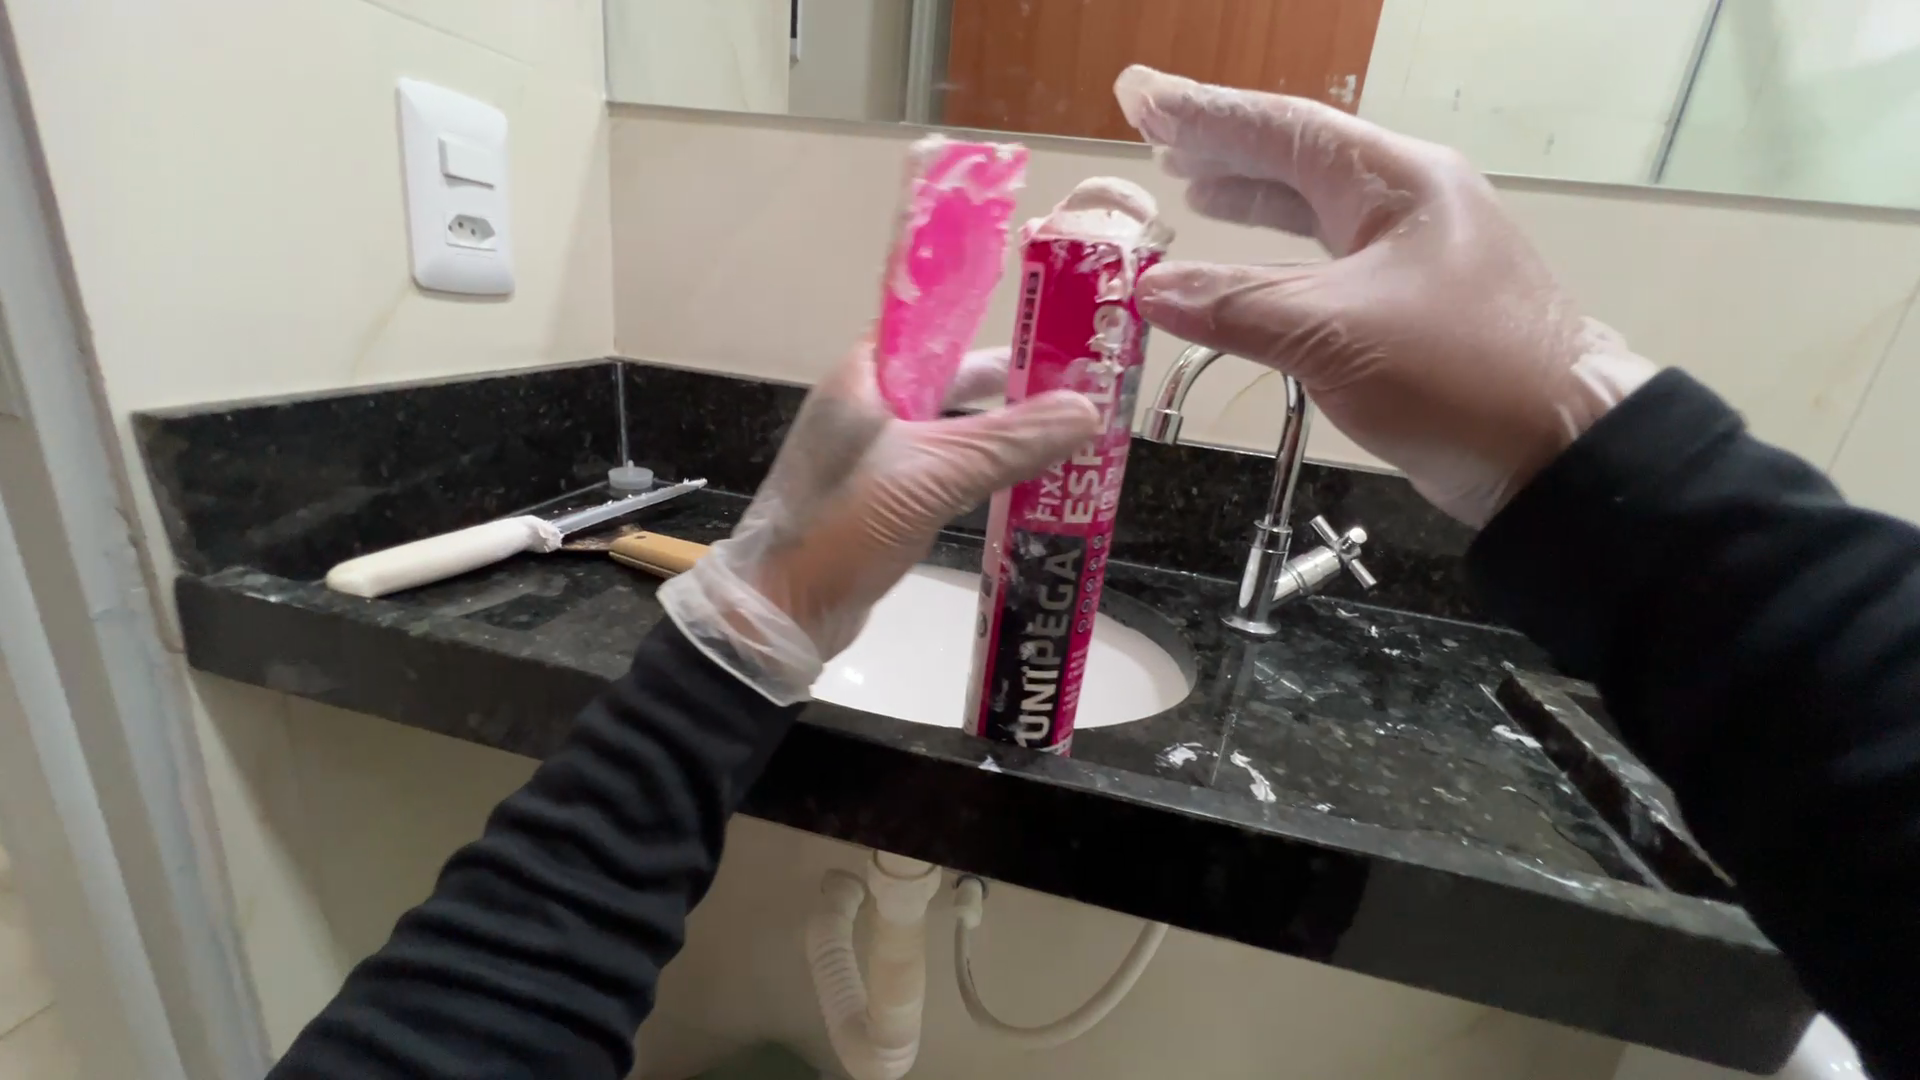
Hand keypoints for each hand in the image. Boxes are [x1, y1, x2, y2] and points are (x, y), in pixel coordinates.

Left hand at [660, 347, 1098, 703]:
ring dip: (1001, 429)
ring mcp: (874, 451)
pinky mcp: (884, 494)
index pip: (937, 323)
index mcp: (867, 375)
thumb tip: (1091, 409)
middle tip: (1079, 387)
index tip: (1055, 332)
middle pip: (951, 376)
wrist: (784, 609)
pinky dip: (981, 467)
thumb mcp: (935, 474)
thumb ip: (1012, 441)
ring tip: (1066, 430)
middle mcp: (869, 403)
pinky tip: (1022, 477)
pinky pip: (943, 466)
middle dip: (1011, 384)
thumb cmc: (846, 524)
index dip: (995, 322)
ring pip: (951, 425)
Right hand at [1113, 65, 1655, 526]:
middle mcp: (1401, 203)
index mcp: (1394, 183)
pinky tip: (1242, 260)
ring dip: (1246, 194)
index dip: (1204, 115)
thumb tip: (1148, 290)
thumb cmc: (1452, 373)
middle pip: (1295, 158)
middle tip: (1155, 135)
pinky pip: (1316, 259)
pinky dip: (1269, 253)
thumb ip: (1235, 306)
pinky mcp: (1399, 302)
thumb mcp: (1332, 333)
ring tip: (1188, 184)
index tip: (1141, 98)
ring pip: (1308, 208)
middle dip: (1220, 146)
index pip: (1281, 132)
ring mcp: (1404, 252)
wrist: (1549, 446)